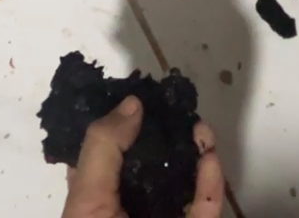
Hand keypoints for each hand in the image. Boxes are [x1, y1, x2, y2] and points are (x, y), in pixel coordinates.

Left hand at [60, 96, 223, 217]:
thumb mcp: (87, 202)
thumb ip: (104, 148)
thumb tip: (133, 102)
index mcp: (98, 202)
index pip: (106, 153)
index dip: (120, 121)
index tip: (141, 92)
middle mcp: (130, 210)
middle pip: (151, 164)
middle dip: (168, 134)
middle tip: (178, 107)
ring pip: (183, 183)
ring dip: (195, 152)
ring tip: (199, 127)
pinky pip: (203, 208)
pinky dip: (211, 183)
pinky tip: (210, 156)